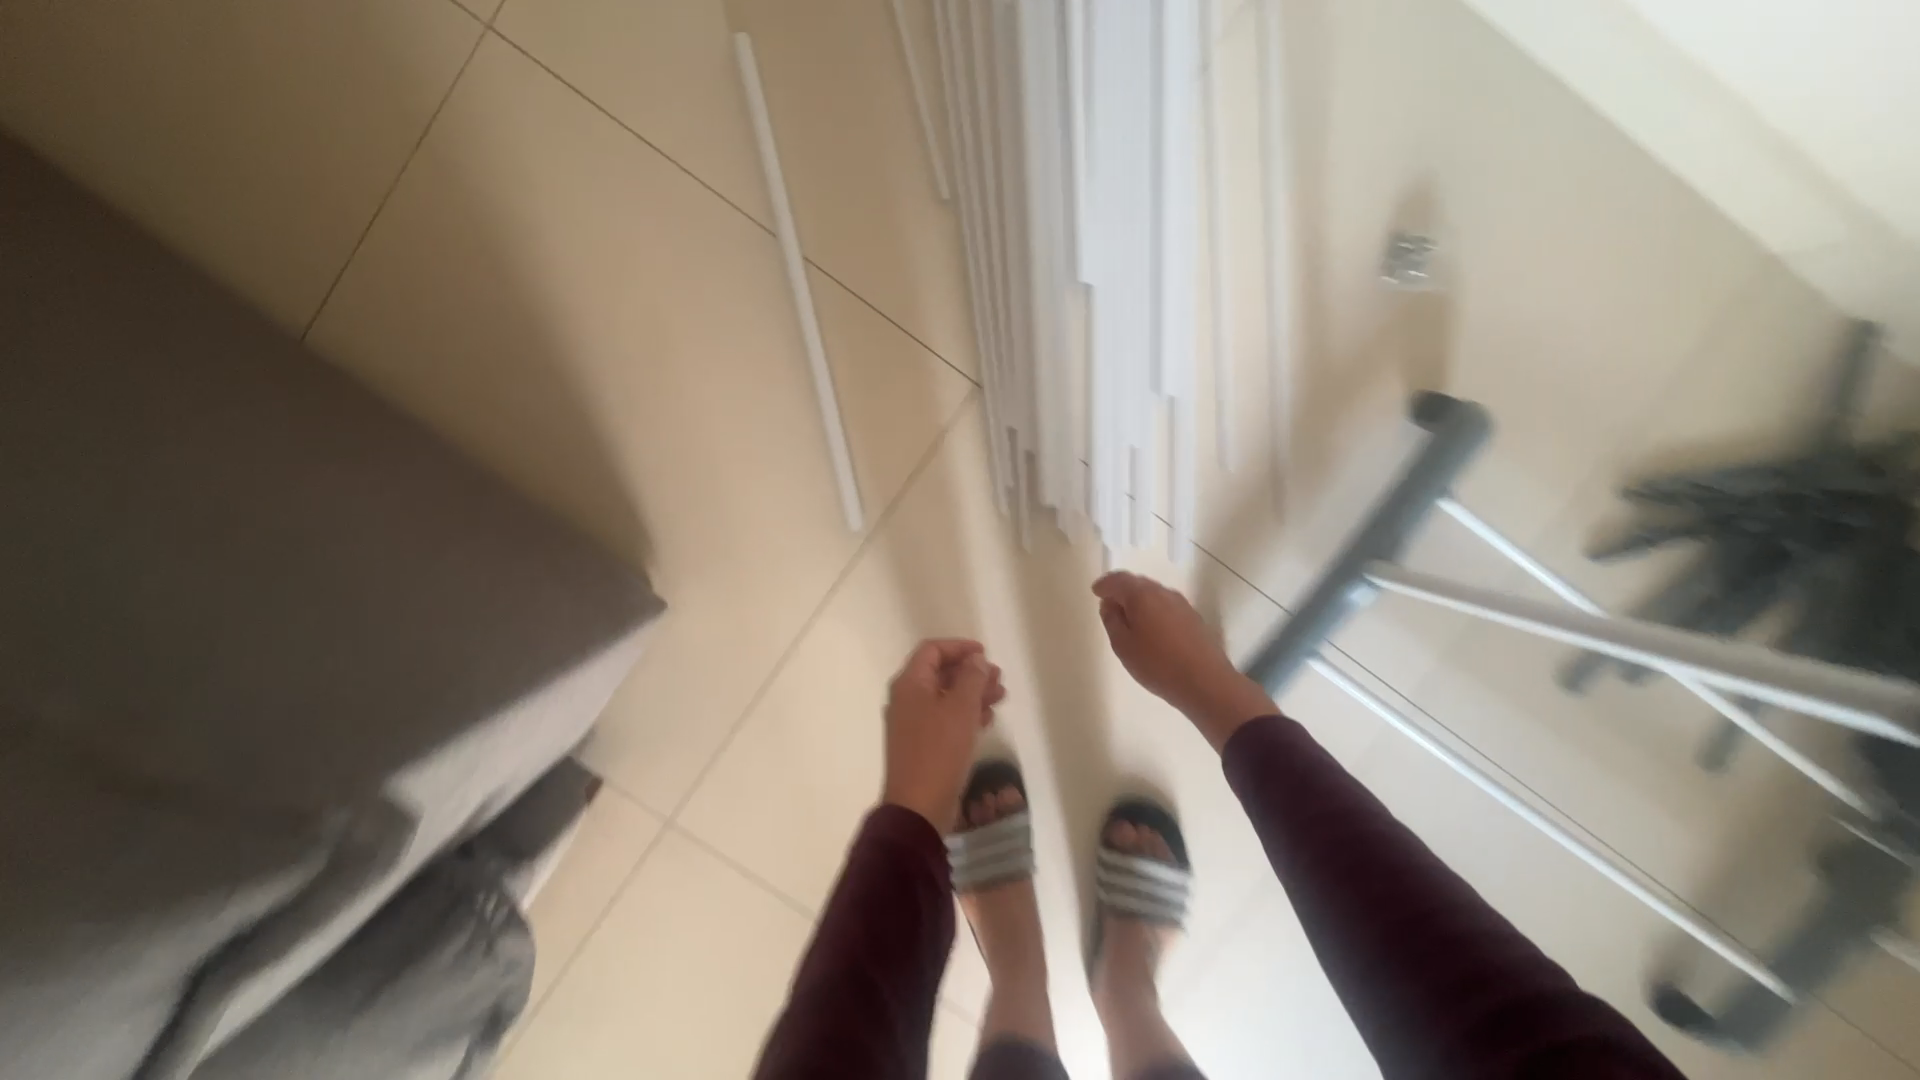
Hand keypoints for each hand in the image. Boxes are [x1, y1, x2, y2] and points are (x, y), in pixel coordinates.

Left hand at [881, 639, 1005, 830]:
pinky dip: (965, 715)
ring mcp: (912, 724)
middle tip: (999, 680)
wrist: (918, 807)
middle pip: (940, 673)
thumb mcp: (960, 708)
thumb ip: (971, 678)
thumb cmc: (939, 751)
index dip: (959, 647)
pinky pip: (945, 719)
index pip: (932, 650)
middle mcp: (907, 699)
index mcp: (910, 684)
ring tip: (1000, 699)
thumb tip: (975, 660)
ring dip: (972, 694)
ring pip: (945, 697)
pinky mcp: (922, 745)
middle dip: (971, 673)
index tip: (985, 655)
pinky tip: (986, 721)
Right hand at [1092, 571, 1276, 750]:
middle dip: (1122, 591)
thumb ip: (1112, 620)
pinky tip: (1151, 629)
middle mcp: (1163, 592)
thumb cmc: (1157, 664)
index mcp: (1142, 595)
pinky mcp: (1194, 618)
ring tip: (1129, 619)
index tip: (1096, 592)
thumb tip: (1109, 604)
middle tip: (1110, 605)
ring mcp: (1182, 604)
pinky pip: (1166, 606)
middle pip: (1138, 583)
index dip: (1104, 585)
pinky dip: (1154, 611)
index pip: (1118, 580)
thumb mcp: (1123, 646)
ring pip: (1154, 594)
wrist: (1205, 682)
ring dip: (1139, 601)